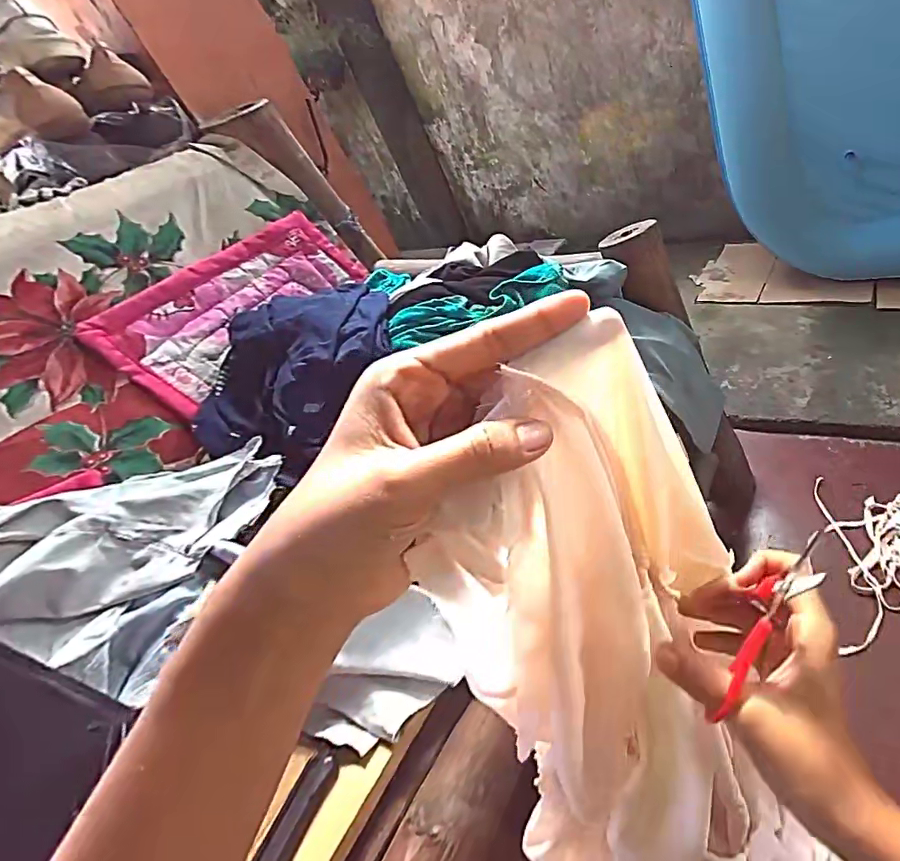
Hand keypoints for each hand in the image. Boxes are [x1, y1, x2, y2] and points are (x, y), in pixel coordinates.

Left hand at [232, 291, 590, 628]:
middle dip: (542, 363)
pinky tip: (561, 445)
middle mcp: (428, 402)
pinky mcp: (459, 472)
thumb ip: (473, 453)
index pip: (479, 342)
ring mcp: (446, 438)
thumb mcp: (400, 482)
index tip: (578, 304)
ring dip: (539, 410)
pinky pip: (505, 449)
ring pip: (506, 411)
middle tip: (593, 352)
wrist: (306, 595)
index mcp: (404, 383)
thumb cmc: (330, 527)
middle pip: (499, 372)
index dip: (532, 322)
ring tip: (588, 397)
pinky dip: (530, 448)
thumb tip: (544, 432)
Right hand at [656, 552, 888, 844]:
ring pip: (756, 619)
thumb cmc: (803, 749)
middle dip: (728, 593)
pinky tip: (695, 647)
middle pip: (766, 594)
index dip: (758, 569)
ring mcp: (792, 655)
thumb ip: (703, 678)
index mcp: (811, 628)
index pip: (791, 571)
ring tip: (682, 617)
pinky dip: (727, 643)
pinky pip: (752, 647)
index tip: (725, 587)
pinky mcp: (780, 677)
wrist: (835, 802)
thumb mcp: (750, 710)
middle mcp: (803, 633)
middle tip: (686, 603)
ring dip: (722, 616)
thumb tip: (660, 649)